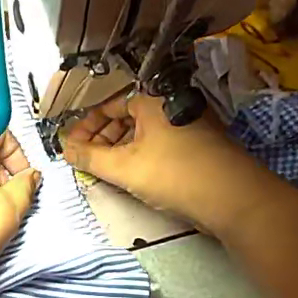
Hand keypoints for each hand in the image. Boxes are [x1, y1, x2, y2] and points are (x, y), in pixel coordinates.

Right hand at [60, 91, 275, 234]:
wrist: (233, 197)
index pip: (109, 105)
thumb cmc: (175, 174)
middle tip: (87, 161)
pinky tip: (135, 176)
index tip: (72, 147)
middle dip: (103, 139)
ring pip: (144, 133)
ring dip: (121, 150)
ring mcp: (188, 123)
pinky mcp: (199, 145)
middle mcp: (171, 104)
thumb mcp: (124, 167)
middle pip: (126, 117)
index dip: (86, 126)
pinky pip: (161, 145)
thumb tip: (64, 148)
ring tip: (108, 172)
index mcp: (152, 99)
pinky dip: (142, 157)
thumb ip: (89, 157)